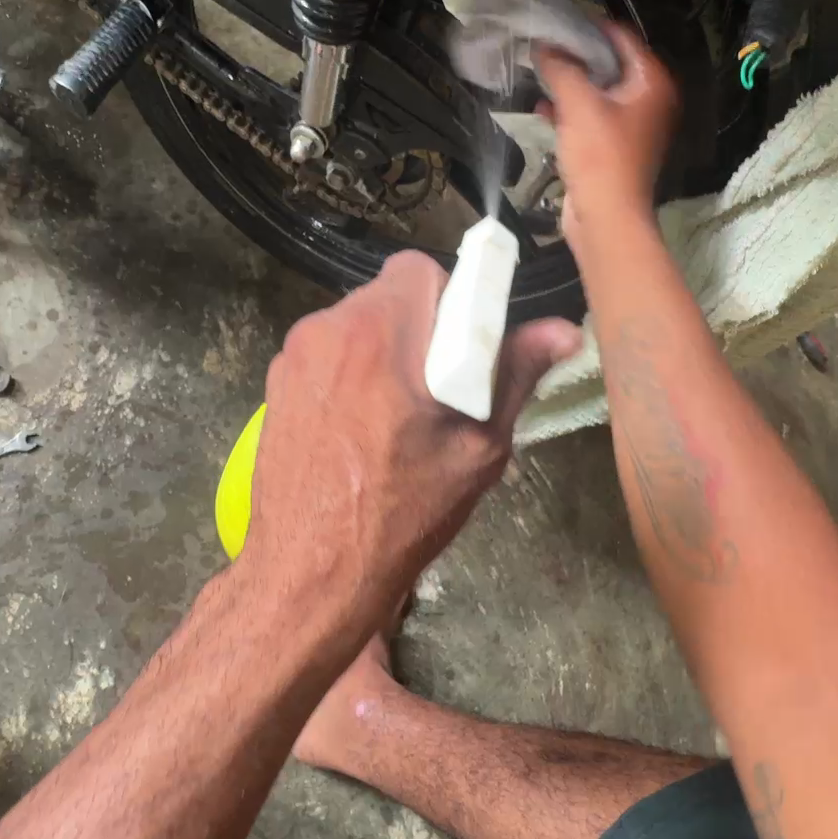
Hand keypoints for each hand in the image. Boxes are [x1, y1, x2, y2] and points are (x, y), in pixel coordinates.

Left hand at [240, 253, 580, 626]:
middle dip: (418, 328)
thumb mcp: (477, 448)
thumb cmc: (403, 511)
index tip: (462, 347)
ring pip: (353, 326)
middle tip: (438, 389)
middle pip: (385, 296)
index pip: (419, 267)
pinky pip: (324, 356)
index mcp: (382, 330)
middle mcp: (328, 328)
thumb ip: (515, 375)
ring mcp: (292, 356)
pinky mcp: (274, 385)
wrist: (311, 571)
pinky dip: (347, 374)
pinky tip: (357, 429)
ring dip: (382, 351)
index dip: (449, 297)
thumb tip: (564, 331)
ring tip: (396, 416)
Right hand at [534, 24, 680, 238]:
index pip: (622, 38)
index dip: (589, 28)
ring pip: (597, 93)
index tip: (557, 23)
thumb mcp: (578, 104)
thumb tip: (543, 46)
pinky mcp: (612, 148)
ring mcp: (631, 127)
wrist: (605, 217)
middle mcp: (647, 101)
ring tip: (539, 73)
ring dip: (569, 85)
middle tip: (544, 47)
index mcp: (651, 83)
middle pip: (609, 65)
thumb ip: (561, 69)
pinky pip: (590, 118)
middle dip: (575, 57)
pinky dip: (569, 112)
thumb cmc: (600, 157)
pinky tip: (542, 108)